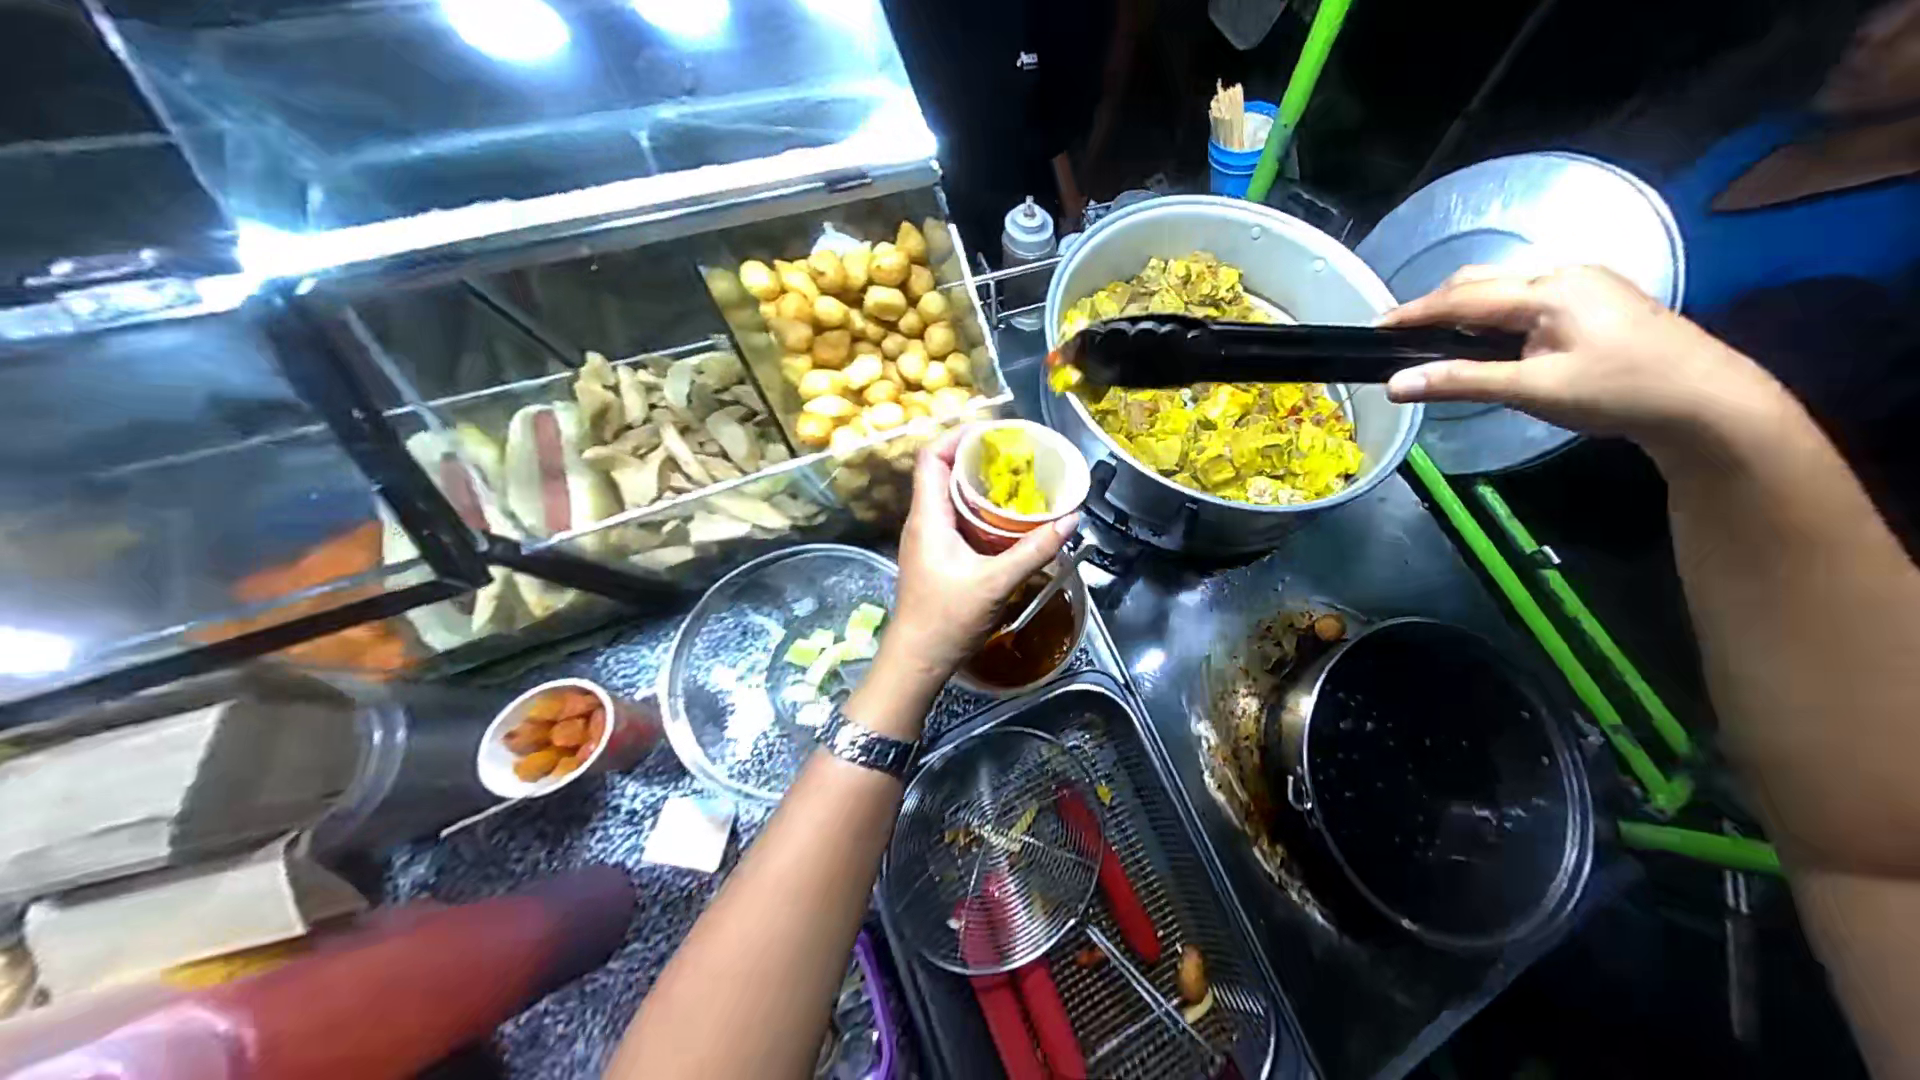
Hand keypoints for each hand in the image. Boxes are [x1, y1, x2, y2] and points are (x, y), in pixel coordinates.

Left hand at [882, 426, 1077, 685]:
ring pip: (950, 497)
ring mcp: (928, 539)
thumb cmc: (947, 619)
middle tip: (1015, 456)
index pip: (931, 458)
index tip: (994, 433)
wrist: (918, 659)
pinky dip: (979, 512)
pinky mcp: (937, 556)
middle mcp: (923, 521)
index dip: (958, 437)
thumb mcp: (996, 582)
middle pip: (942, 473)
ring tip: (1016, 481)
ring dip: (979, 486)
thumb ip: (1033, 550)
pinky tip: (1007, 519)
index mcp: (928, 517)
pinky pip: (956, 520)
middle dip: (977, 459)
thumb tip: (1070, 519)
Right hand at [1380, 265, 1785, 443]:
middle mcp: (1565, 275)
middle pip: (1481, 281)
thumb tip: (1396, 383)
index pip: (1462, 296)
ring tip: (1434, 338)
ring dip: (1463, 309)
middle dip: (1435, 304)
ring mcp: (1584, 285)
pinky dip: (1491, 315)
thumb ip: (1460, 381)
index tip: (1373, 326)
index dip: (1413, 311)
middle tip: (1400, 334)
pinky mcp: (1594, 301)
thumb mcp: (1531, 389)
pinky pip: (1525, 299)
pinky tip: (1484, 339)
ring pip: (1503, 288)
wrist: (1707, 402)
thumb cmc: (1618, 391)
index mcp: (1549, 290)